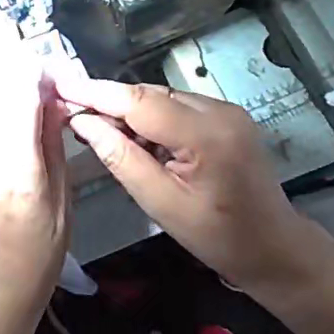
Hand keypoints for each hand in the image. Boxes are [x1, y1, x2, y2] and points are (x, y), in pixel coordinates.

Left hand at [0, 73, 70, 333]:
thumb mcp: (61, 211)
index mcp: (17, 172)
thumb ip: (54, 147)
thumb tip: (52, 98)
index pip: (20, 89)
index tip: (51, 74)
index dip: (38, 69)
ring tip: (11, 102)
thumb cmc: (29, 269)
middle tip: (34, 86)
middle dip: (13, 71)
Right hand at [58, 78, 329, 300]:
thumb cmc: (217, 236)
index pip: (138, 101)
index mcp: (206, 134)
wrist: (275, 247)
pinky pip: (175, 106)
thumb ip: (119, 157)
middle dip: (109, 103)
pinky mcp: (225, 115)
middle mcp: (218, 110)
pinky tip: (136, 139)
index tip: (59, 87)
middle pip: (148, 95)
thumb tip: (82, 122)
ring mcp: (225, 109)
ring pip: (160, 98)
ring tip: (100, 133)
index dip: (95, 92)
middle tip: (72, 117)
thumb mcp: (160, 203)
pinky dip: (150, 118)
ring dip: (129, 112)